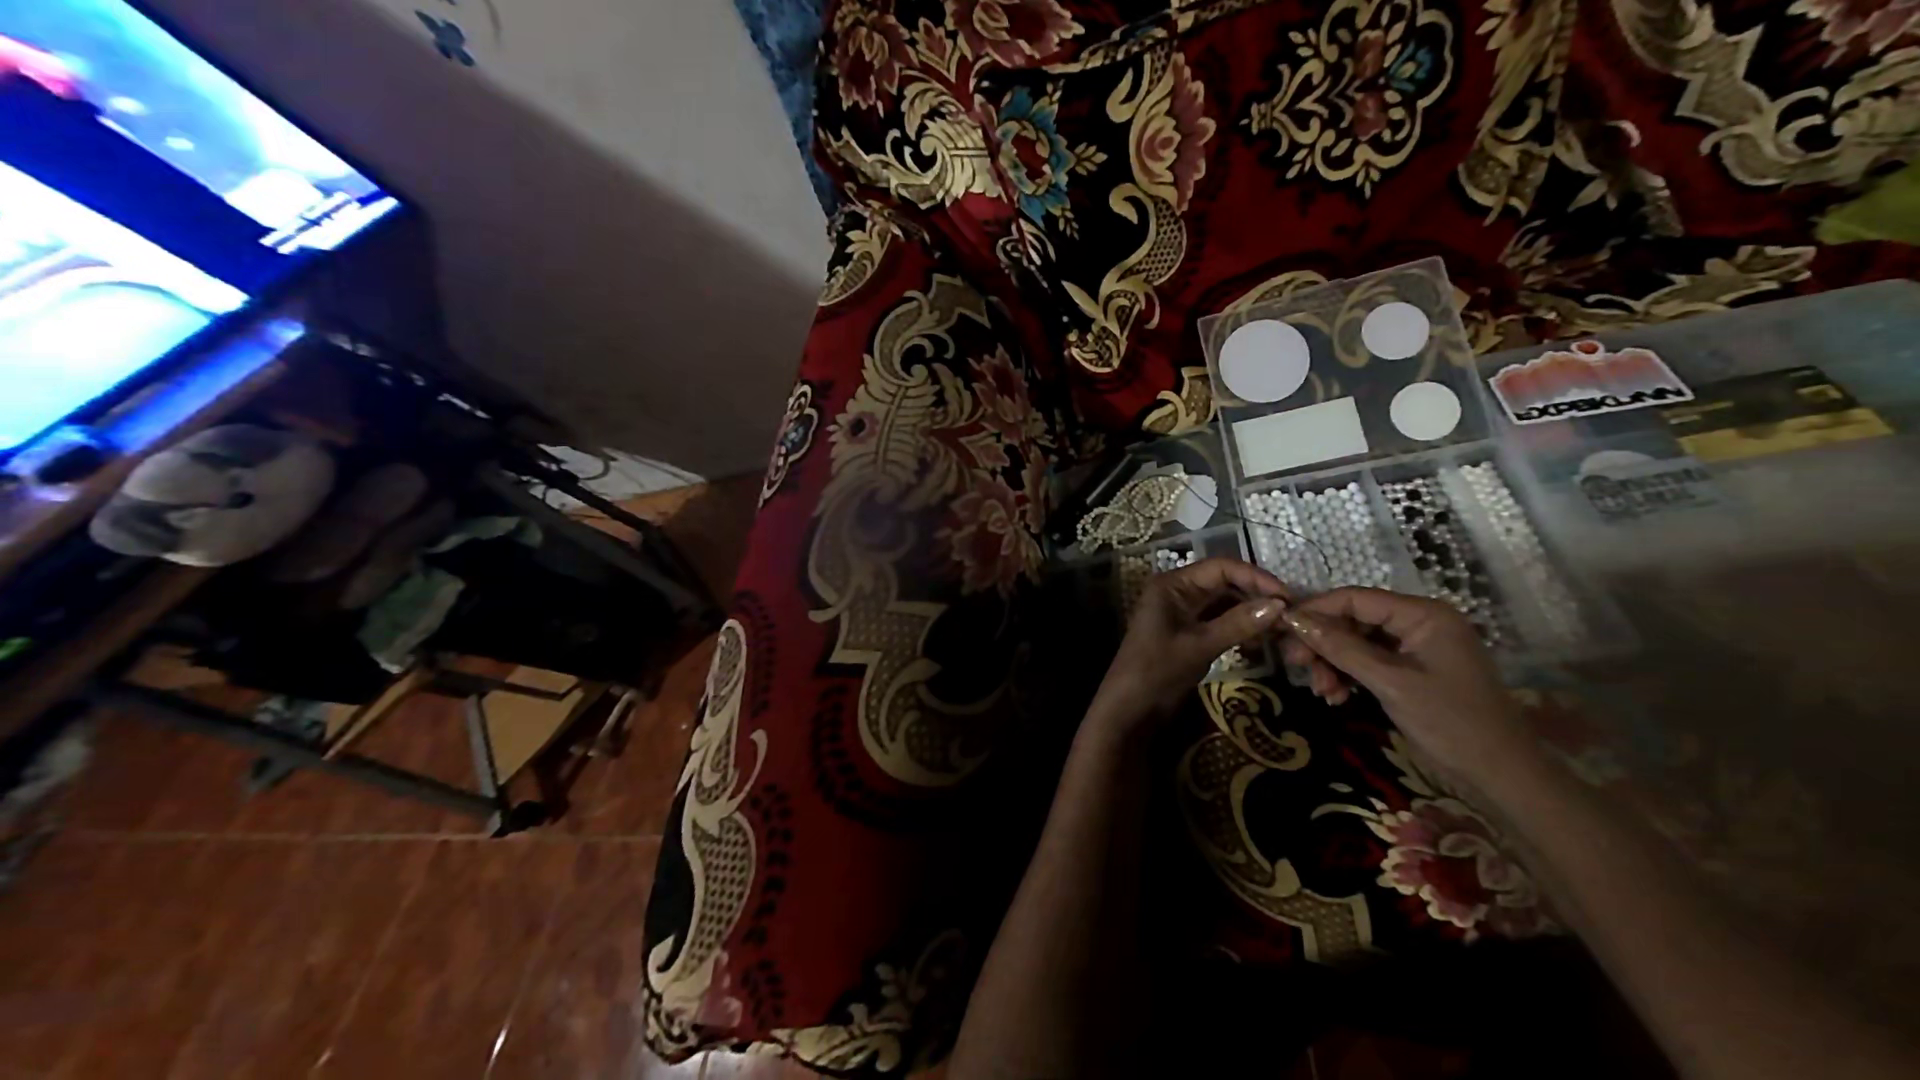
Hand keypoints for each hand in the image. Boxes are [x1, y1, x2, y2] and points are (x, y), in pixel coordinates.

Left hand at [1087, 557, 1290, 734]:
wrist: (1129, 709)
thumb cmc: (1156, 671)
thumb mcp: (1200, 646)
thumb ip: (1238, 623)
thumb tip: (1279, 606)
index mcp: (1172, 585)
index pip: (1220, 568)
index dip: (1255, 578)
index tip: (1287, 597)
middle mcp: (1178, 591)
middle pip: (1225, 583)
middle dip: (1257, 596)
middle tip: (1292, 614)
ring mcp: (1183, 612)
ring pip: (1225, 603)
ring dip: (1252, 613)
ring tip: (1283, 629)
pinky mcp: (1189, 632)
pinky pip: (1220, 621)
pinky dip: (1241, 628)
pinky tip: (1263, 642)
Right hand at [1278, 587, 1534, 781]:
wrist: (1500, 772)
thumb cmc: (1450, 721)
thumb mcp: (1389, 682)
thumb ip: (1341, 647)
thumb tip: (1293, 620)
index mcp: (1423, 614)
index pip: (1356, 598)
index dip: (1315, 611)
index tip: (1281, 631)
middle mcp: (1419, 621)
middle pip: (1353, 619)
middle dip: (1323, 643)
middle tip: (1296, 666)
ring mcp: (1417, 645)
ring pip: (1357, 641)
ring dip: (1333, 663)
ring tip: (1322, 691)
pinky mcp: (1413, 668)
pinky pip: (1369, 660)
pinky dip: (1349, 675)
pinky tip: (1336, 696)